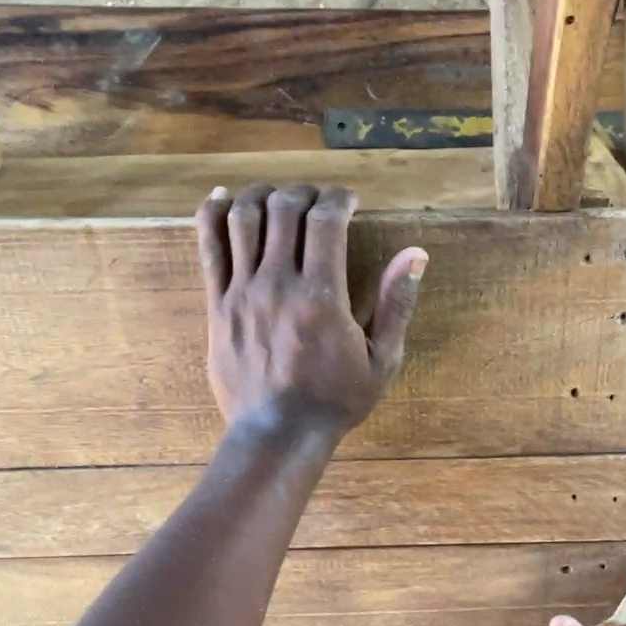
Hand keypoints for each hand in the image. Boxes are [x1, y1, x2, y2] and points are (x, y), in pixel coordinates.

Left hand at [195, 184, 427, 439]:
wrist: (279, 433)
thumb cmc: (335, 401)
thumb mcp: (381, 360)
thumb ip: (397, 305)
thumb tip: (416, 254)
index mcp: (322, 297)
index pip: (326, 219)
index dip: (339, 197)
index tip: (350, 200)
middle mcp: (278, 284)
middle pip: (283, 208)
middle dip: (304, 192)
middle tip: (317, 200)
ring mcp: (242, 292)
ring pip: (243, 217)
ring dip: (262, 195)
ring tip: (278, 198)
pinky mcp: (218, 304)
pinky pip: (208, 246)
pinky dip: (212, 213)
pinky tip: (222, 197)